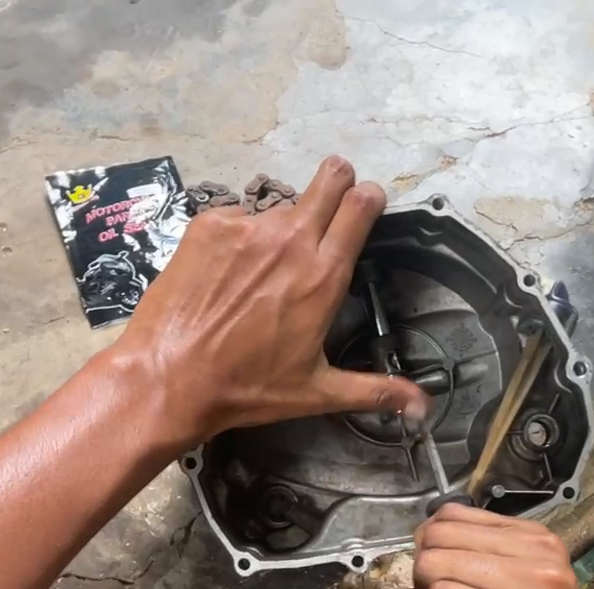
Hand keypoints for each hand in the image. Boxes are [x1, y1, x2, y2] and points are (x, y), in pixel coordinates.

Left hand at [112, 156, 430, 443]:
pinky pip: (238, 215)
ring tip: (263, 271)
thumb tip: (423, 407)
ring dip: (283, 225)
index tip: (365, 210)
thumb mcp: (317, 392)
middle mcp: (289, 239)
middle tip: (328, 216)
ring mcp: (246, 227)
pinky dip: (241, 236)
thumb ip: (375, 391)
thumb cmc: (246, 388)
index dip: (369, 200)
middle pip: (331, 176)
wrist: (169, 378)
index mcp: (323, 276)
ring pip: (282, 202)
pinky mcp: (209, 225)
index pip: (362, 204)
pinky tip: (228, 274)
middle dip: (338, 186)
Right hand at [384, 504, 593, 588]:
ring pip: (443, 528)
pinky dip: (450, 538)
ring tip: (459, 586)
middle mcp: (547, 584)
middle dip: (427, 585)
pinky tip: (466, 564)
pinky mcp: (537, 529)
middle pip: (438, 557)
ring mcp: (544, 550)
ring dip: (435, 557)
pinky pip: (460, 513)